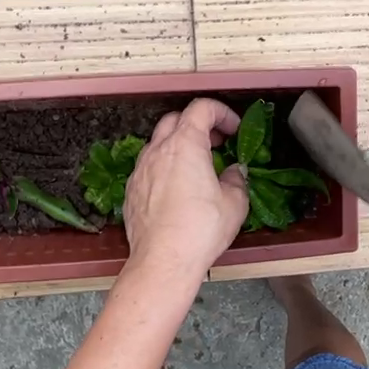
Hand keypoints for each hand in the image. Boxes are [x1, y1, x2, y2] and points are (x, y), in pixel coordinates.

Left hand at [123, 98, 251, 274]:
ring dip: (178, 147)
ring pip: (158, 144)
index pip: (201, 108)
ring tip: (196, 167)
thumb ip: (237, 180)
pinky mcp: (131, 192)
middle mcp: (158, 151)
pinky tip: (177, 189)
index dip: (222, 113)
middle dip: (197, 125)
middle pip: (175, 120)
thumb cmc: (200, 229)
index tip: (234, 129)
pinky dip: (164, 168)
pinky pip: (148, 169)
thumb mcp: (234, 203)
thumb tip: (235, 172)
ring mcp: (140, 171)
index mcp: (185, 144)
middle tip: (216, 142)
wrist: (163, 260)